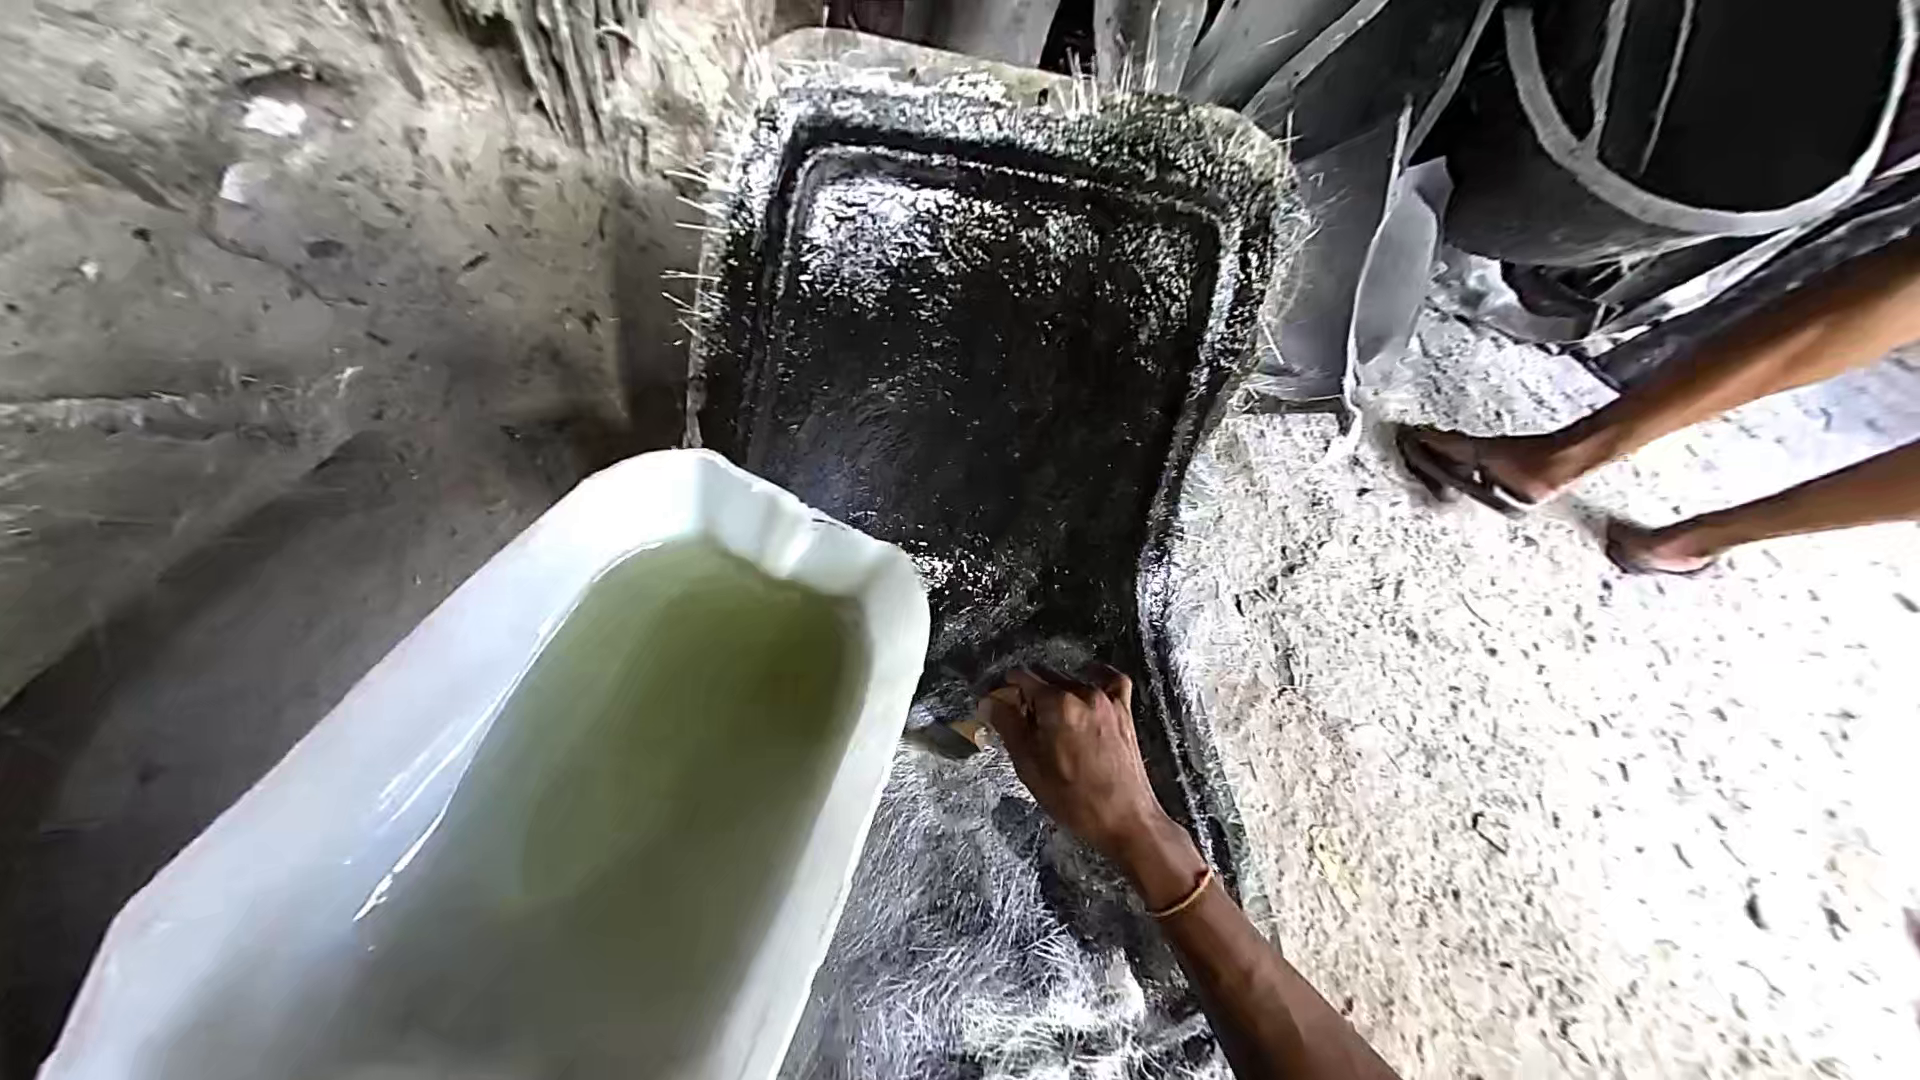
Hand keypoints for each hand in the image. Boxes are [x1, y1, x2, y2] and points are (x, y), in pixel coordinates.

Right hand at [977, 665, 1205, 907]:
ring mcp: (1107, 700)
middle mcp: (1082, 693)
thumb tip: (988, 703)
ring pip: (1071, 681)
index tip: (998, 705)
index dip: (1005, 690)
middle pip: (1045, 677)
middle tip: (1020, 720)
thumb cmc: (1075, 800)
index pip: (1022, 679)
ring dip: (1055, 693)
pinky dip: (1096, 678)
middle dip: (1028, 693)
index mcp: (1056, 704)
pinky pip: (1109, 680)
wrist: (1126, 820)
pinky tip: (1085, 688)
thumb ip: (1008, 727)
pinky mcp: (1124, 710)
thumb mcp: (1030, 766)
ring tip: (1049, 721)